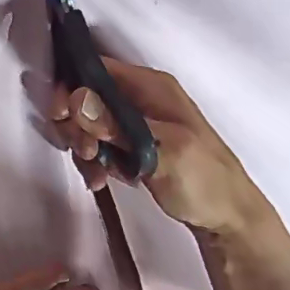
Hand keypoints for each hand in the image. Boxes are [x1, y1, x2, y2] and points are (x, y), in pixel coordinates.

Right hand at [47, 57, 272, 236]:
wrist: (229, 221)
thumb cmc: (205, 182)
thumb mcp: (163, 152)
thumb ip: (118, 125)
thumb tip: (78, 99)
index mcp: (152, 87)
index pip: (97, 68)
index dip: (71, 87)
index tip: (60, 116)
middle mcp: (141, 98)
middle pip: (86, 97)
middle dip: (76, 124)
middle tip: (86, 151)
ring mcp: (136, 122)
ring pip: (88, 123)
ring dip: (83, 147)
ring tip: (97, 173)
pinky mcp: (132, 145)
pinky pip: (98, 144)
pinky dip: (93, 161)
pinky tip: (100, 180)